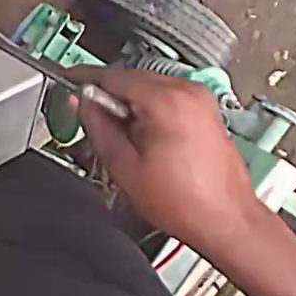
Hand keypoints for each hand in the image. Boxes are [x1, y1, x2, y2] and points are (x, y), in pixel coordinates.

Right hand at [77, 69, 272, 254]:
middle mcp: (187, 92)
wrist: (225, 220)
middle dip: (107, 92)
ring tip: (119, 133)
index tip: (70, 78)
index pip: (113, 75)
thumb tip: (82, 102)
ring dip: (128, 100)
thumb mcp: (123, 165)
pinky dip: (148, 106)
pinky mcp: (206, 109)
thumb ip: (98, 126)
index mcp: (165, 101)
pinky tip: (141, 133)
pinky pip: (167, 95)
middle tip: (87, 112)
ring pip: (149, 85)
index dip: (85, 77)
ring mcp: (200, 99)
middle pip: (132, 77)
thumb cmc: (184, 202)